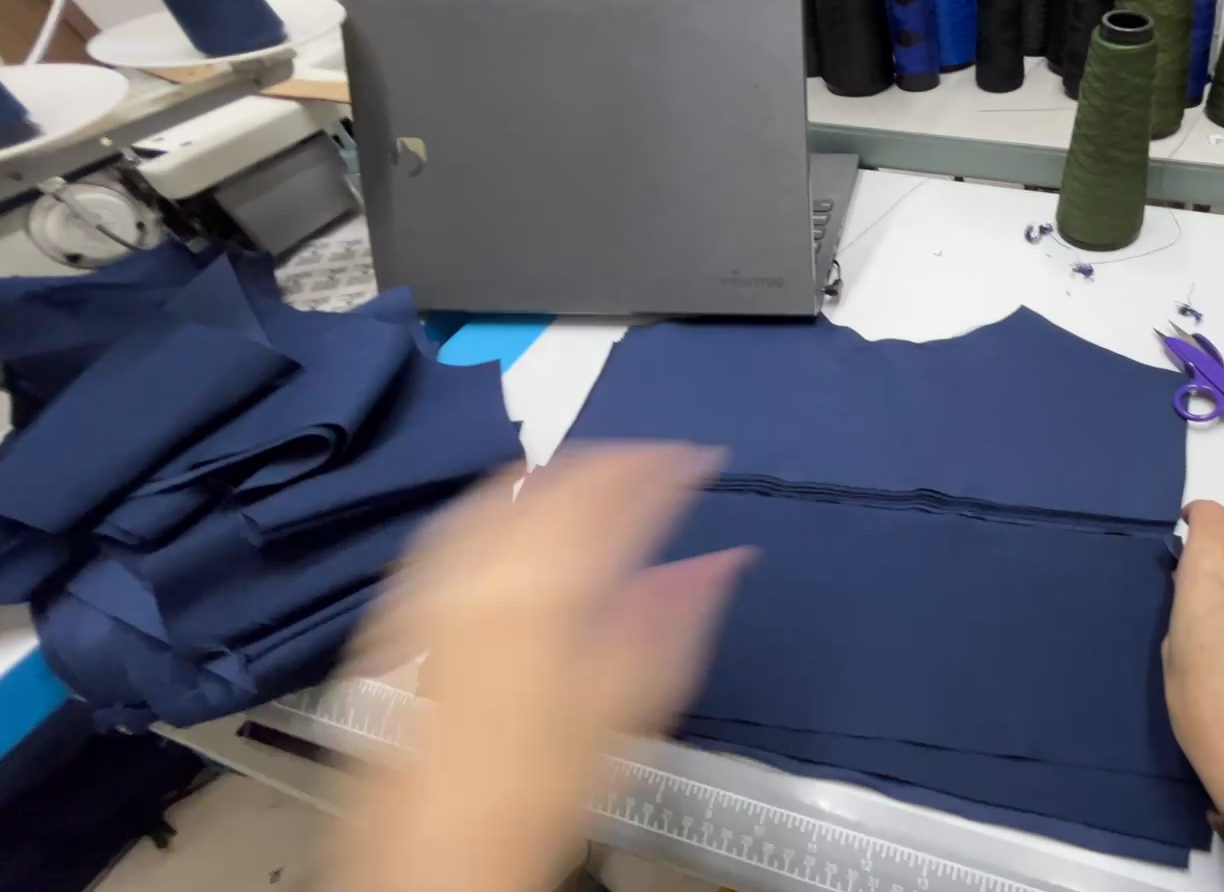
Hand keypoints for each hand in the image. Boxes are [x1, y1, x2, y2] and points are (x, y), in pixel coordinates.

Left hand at [325, 445, 751, 891]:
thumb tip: (727, 557)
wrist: (438, 860)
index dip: (667, 468)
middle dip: (620, 460)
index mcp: (551, 593)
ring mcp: (439, 588)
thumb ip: (681, 612)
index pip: (619, 497)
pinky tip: (524, 503)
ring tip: (606, 468)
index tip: (701, 459)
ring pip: (505, 491)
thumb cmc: (546, 785)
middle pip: (560, 481)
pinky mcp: (408, 610)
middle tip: (663, 461)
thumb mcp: (635, 701)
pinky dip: (507, 496)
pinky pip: (458, 521)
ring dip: (564, 470)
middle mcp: (488, 574)